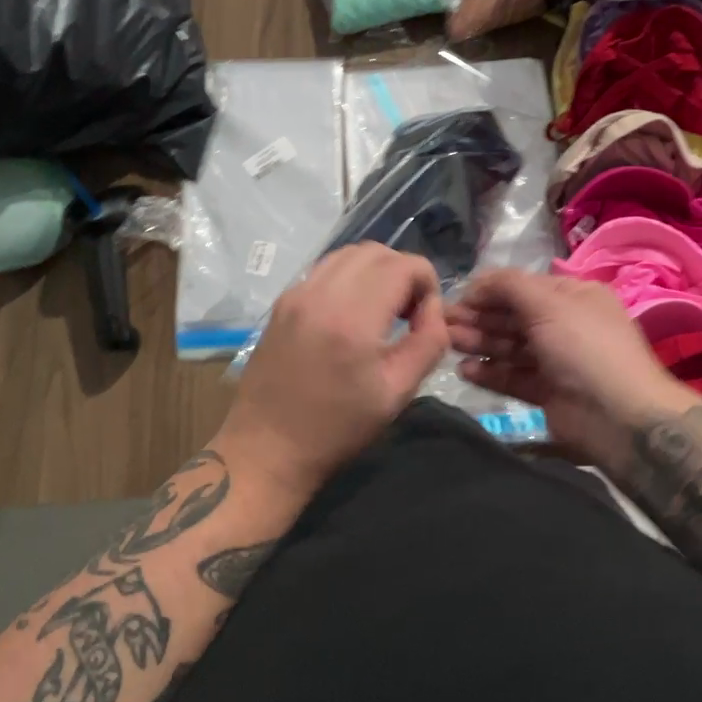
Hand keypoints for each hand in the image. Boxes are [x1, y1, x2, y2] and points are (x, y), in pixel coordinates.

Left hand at [221, 243, 449, 494]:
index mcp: (353, 318)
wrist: (268, 449)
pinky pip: (326, 269)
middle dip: (404, 274)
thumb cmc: (338, 428)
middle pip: (379, 252)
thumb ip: (429, 343)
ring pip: (350, 254)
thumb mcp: (398, 392)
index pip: (405, 266)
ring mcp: (297, 294)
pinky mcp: (283, 302)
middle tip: (409, 313)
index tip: (425, 321)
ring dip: (377, 271)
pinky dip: (350, 278)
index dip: (428, 285)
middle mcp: (322, 294)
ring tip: (383, 311)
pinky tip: (353, 314)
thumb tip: (433, 311)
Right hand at [446, 269, 690, 455]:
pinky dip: (491, 372)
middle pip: (513, 317)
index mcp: (574, 297)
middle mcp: (566, 324)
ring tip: (447, 344)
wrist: (620, 416)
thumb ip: (508, 286)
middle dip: (478, 318)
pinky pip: (514, 377)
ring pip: (510, 347)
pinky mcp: (548, 393)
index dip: (489, 291)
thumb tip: (476, 283)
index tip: (455, 299)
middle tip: (441, 323)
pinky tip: (466, 371)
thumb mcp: (549, 304)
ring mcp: (557, 360)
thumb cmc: (585, 347)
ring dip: (479, 343)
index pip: (523, 287)